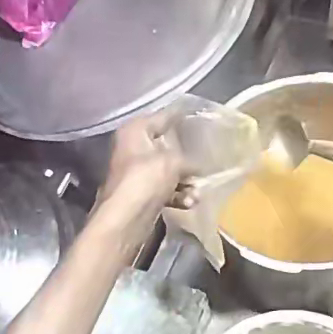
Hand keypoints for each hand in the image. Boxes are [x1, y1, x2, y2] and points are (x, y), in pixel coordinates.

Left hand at [95, 116, 194, 233]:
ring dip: (185, 182)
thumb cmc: (146, 180)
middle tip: (206, 159)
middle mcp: (133, 149)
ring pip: (168, 172)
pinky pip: (165, 189)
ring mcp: (137, 173)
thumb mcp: (173, 163)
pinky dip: (177, 195)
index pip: (162, 117)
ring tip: (196, 192)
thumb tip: (198, 167)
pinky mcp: (142, 194)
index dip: (180, 116)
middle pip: (166, 147)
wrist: (126, 218)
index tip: (198, 115)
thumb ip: (189, 161)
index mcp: (135, 132)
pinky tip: (189, 203)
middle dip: (186, 157)